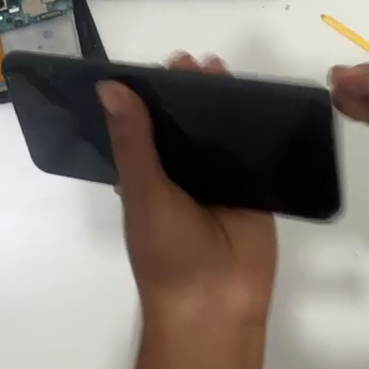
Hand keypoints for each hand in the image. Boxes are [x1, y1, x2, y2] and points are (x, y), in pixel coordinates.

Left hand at [100, 54, 278, 331]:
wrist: (215, 306)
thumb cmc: (167, 252)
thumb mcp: (143, 192)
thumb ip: (132, 140)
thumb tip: (109, 85)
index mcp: (148, 176)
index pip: (146, 126)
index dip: (150, 96)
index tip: (158, 65)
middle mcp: (181, 174)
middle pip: (186, 123)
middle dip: (189, 92)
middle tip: (195, 61)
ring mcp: (219, 181)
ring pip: (220, 132)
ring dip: (222, 103)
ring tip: (221, 68)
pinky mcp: (254, 189)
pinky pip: (254, 151)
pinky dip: (256, 126)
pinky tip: (259, 98)